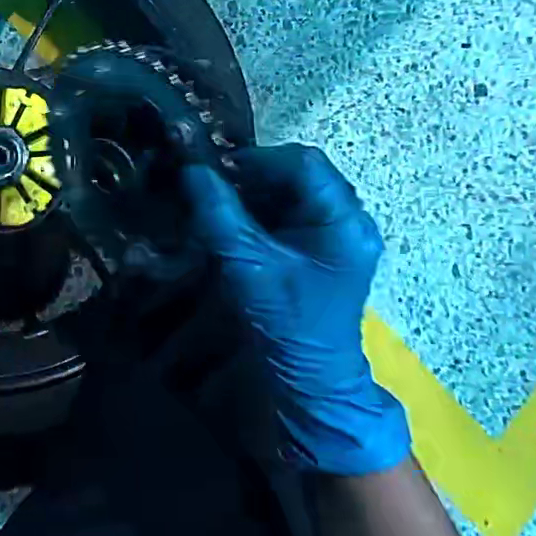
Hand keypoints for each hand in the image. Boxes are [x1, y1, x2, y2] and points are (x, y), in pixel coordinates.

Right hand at [180, 144, 409, 474]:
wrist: (310, 375)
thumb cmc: (287, 319)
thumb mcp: (248, 265)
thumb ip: (220, 215)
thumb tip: (190, 170)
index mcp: (343, 221)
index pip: (303, 163)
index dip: (256, 159)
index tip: (214, 170)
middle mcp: (345, 221)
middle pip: (296, 175)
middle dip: (249, 177)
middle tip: (208, 187)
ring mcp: (331, 236)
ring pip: (286, 194)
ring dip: (248, 194)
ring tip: (213, 205)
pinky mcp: (315, 250)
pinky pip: (283, 215)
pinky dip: (253, 213)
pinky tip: (227, 224)